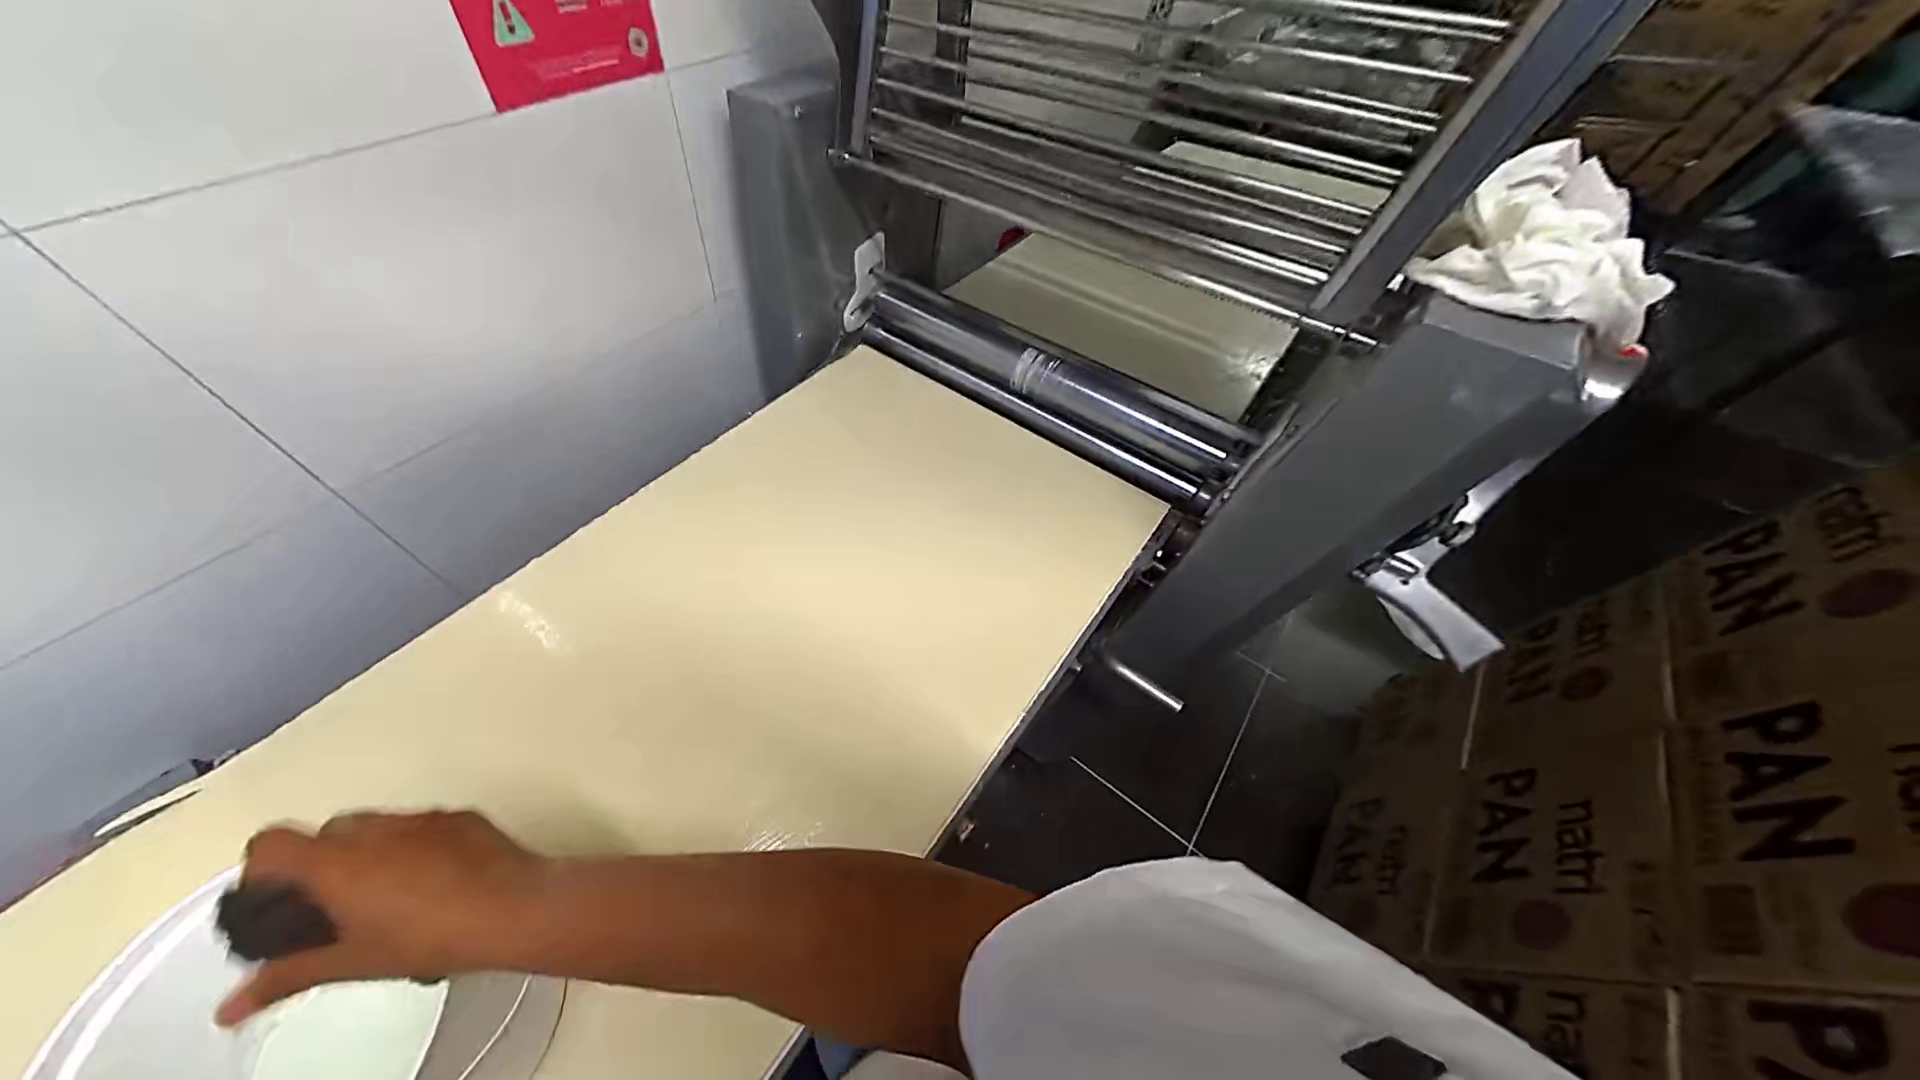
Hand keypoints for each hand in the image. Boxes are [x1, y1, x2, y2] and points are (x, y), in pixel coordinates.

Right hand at [216, 810, 548, 1026]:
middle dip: (322, 861)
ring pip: (381, 824)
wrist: (513, 906)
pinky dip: (415, 843)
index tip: (273, 895)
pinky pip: (425, 823)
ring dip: (370, 850)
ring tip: (381, 894)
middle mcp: (383, 828)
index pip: (273, 841)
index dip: (262, 867)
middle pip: (330, 830)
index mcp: (342, 860)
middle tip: (329, 902)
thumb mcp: (352, 962)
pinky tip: (429, 878)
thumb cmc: (433, 935)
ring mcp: (428, 817)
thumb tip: (234, 1004)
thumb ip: (287, 977)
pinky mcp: (465, 816)